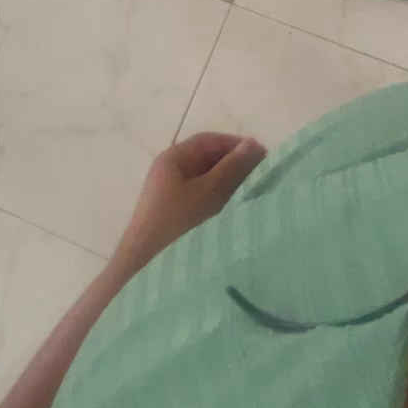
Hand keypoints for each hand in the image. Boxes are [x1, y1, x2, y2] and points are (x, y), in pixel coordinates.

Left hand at [111, 132, 266, 273]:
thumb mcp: (210, 192)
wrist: (145, 266)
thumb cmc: (178, 224)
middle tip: (259, 175)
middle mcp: (168, 169)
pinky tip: (230, 207)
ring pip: (203, 176)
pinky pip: (198, 193)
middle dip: (234, 163)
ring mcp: (167, 190)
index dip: (237, 145)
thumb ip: (232, 167)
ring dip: (226, 180)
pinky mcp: (169, 209)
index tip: (263, 157)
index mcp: (173, 158)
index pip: (210, 141)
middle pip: (206, 157)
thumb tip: (253, 143)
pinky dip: (216, 194)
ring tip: (249, 191)